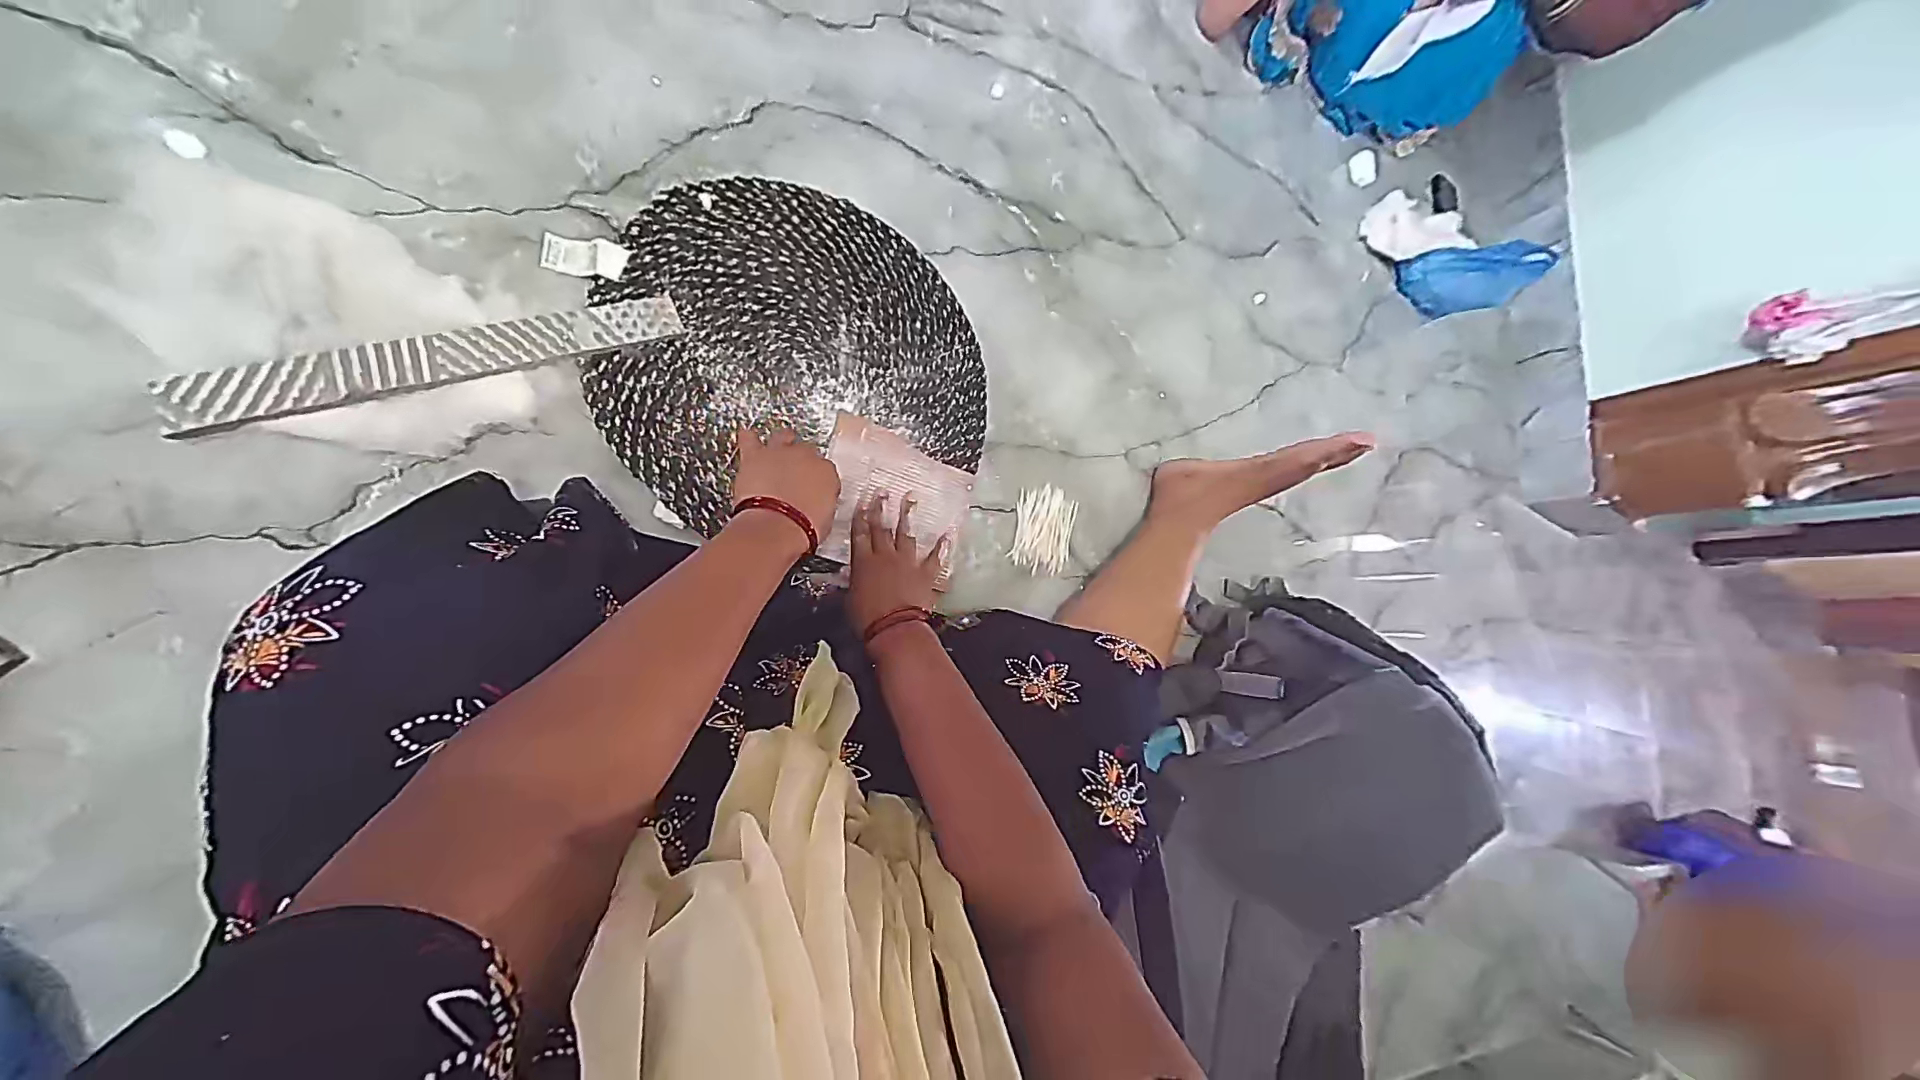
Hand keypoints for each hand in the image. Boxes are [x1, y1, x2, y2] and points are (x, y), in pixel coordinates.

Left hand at [730, 426, 840, 548]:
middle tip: (798, 473)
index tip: (814, 489)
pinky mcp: (755, 456)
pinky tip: (747, 436)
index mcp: (827, 472)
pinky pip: (750, 439)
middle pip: (806, 451)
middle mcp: (806, 457)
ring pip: (783, 437)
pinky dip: (749, 438)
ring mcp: (780, 454)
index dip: (818, 480)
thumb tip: (816, 505)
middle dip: (803, 461)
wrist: (776, 527)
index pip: (825, 470)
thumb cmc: (802, 528)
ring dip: (783, 440)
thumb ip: (822, 503)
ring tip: (782, 441)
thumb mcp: (825, 519)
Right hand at [847, 493, 950, 635]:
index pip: (860, 534)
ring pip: (907, 535)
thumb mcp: (850, 600)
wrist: (895, 628)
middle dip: (880, 509)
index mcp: (863, 562)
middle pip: (881, 528)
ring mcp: (907, 563)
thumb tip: (845, 579)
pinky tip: (946, 536)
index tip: (862, 503)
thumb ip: (850, 584)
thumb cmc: (867, 619)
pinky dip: (941, 546)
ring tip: (908, 501)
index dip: (860, 518)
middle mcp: (885, 557)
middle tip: (882, 493)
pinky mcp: (925, 574)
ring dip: (907, 517)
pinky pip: (934, 557)